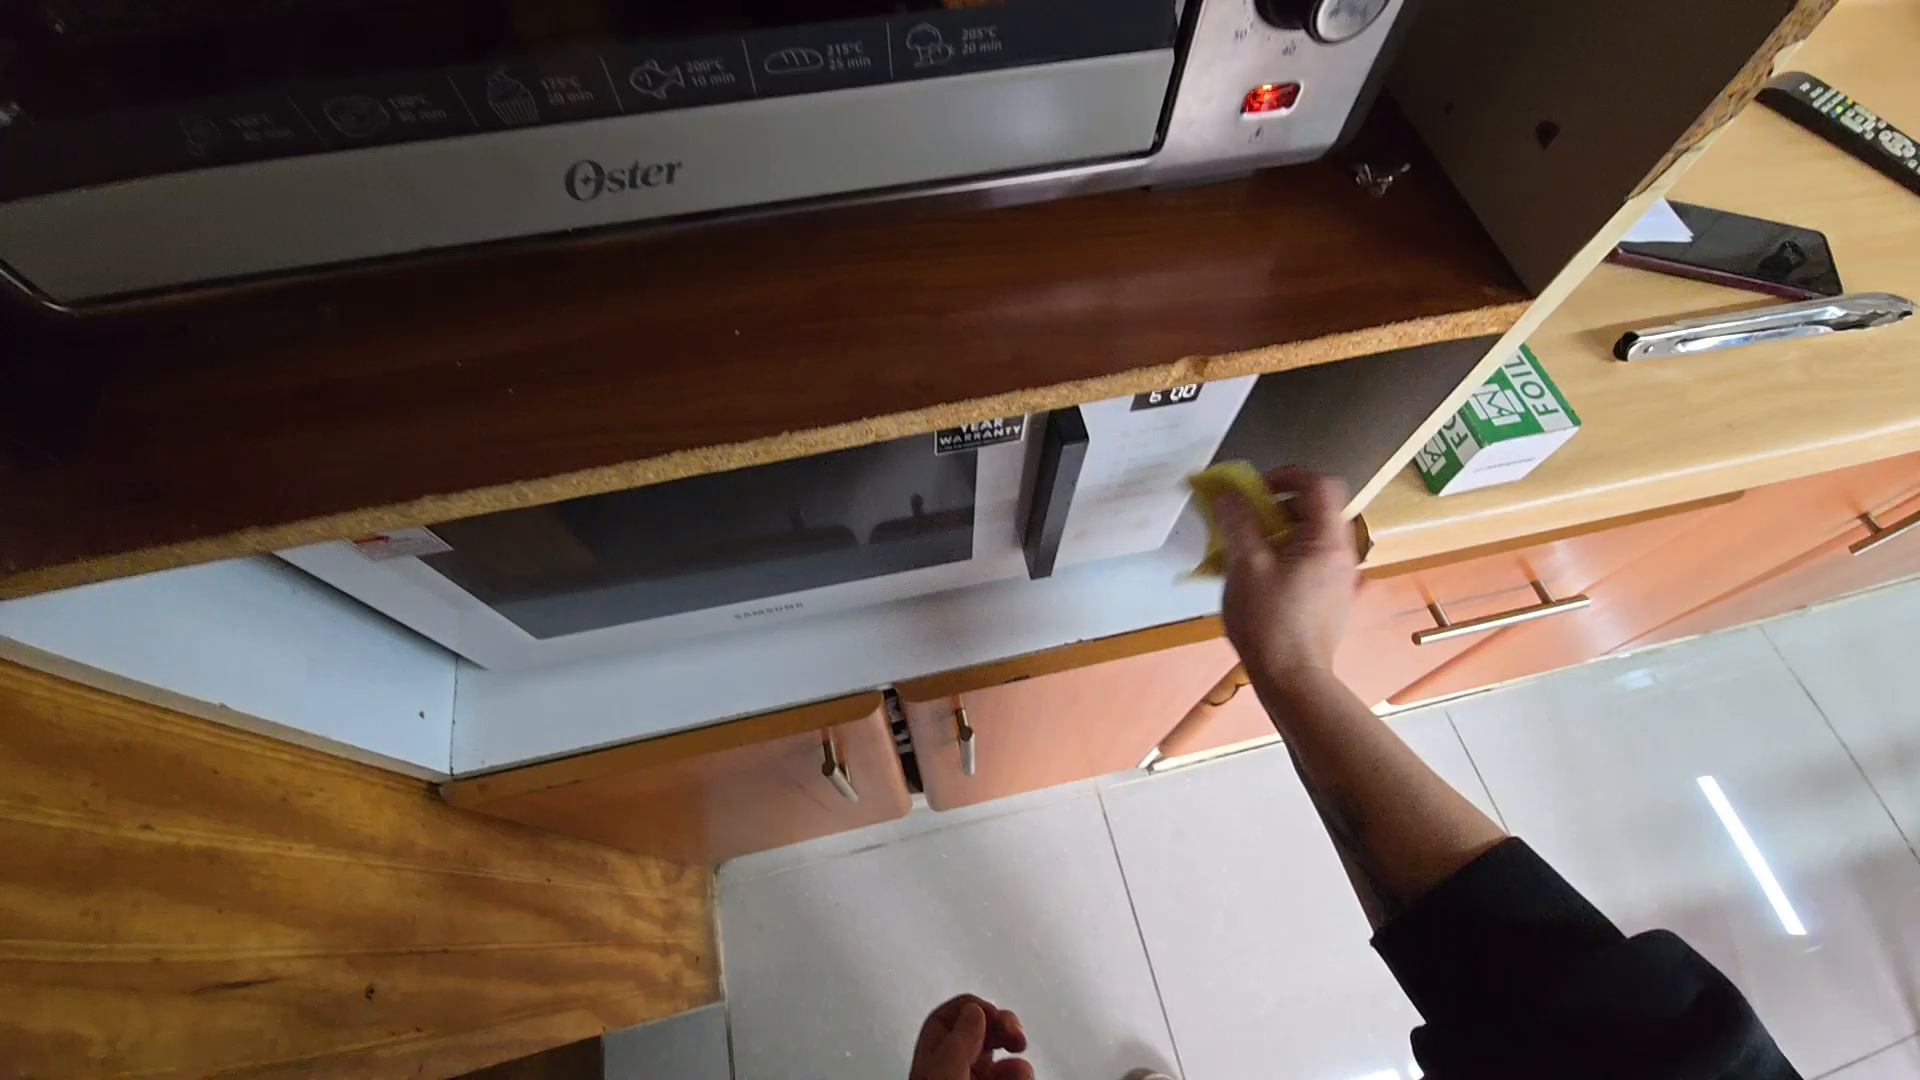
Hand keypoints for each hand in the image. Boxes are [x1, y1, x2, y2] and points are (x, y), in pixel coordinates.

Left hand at [909, 994, 1032, 1079]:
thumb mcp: (946, 1068)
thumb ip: (959, 1038)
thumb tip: (975, 1010)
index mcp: (931, 1058)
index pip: (946, 1018)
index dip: (971, 1007)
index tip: (993, 1011)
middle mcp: (950, 1069)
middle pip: (974, 1030)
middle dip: (999, 1021)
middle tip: (1015, 1030)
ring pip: (995, 1054)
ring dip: (1013, 1043)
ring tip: (1021, 1048)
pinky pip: (1008, 1074)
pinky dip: (1019, 1070)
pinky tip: (1024, 1072)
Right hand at [1213, 466, 1356, 691]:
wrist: (1293, 679)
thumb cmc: (1268, 622)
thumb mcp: (1245, 567)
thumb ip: (1238, 523)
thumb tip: (1228, 494)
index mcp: (1328, 541)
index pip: (1319, 484)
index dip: (1286, 476)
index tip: (1253, 489)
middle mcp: (1344, 555)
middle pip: (1316, 509)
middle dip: (1277, 506)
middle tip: (1245, 521)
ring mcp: (1341, 579)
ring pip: (1313, 537)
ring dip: (1279, 532)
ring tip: (1247, 552)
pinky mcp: (1333, 600)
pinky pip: (1312, 562)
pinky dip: (1288, 556)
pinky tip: (1262, 579)